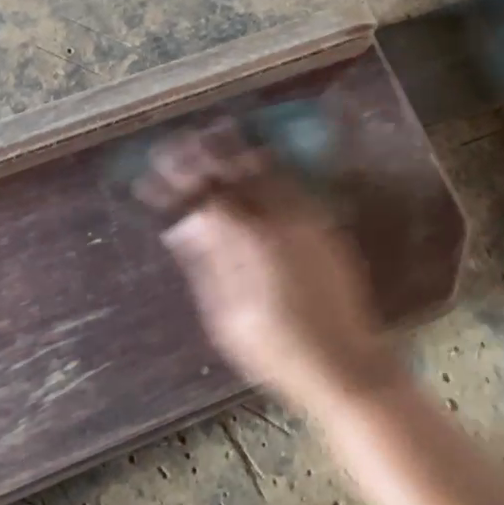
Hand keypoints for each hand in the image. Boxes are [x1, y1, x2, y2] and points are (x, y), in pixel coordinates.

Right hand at [144, 122, 397, 408]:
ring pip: (266, 168)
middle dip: (205, 150)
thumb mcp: (226, 317)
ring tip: (216, 137)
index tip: (155, 167)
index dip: (177, 176)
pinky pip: (290, 182)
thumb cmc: (278, 352)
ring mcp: (306, 218)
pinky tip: (254, 167)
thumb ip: (205, 264)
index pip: (204, 192)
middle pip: (235, 167)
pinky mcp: (326, 226)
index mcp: (248, 240)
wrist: (348, 366)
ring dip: (237, 151)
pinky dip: (266, 169)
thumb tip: (181, 225)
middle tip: (182, 141)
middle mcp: (278, 218)